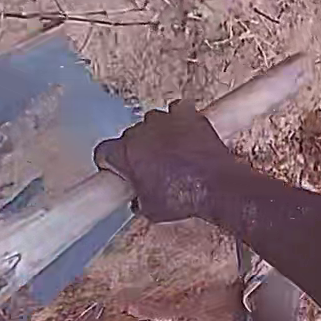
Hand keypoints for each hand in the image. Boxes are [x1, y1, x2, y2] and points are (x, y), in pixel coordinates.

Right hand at [93, 100, 245, 221]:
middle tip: (150, 168)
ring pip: (152, 123)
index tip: (118, 170)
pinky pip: (177, 110)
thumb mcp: (150, 210)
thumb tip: (138, 200)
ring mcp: (164, 120)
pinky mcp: (187, 114)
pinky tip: (185, 135)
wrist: (216, 186)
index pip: (104, 153)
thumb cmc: (183, 198)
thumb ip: (137, 199)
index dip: (110, 164)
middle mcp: (140, 131)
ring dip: (157, 135)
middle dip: (137, 151)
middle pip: (129, 137)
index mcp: (124, 153)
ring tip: (171, 153)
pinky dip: (179, 120)